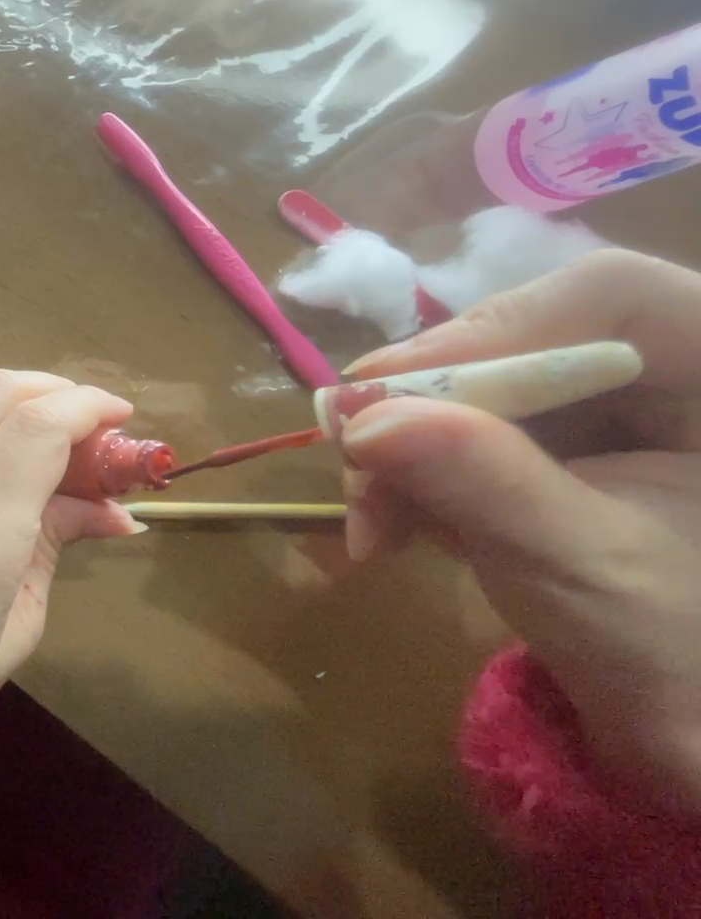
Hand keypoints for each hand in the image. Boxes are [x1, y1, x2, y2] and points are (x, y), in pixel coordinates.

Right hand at [341, 249, 700, 810]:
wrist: (687, 726)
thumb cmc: (679, 658)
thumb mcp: (577, 565)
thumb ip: (479, 482)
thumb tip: (359, 417)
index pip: (611, 296)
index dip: (490, 329)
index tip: (384, 391)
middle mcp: (675, 378)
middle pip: (519, 341)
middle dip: (421, 407)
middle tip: (354, 462)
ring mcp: (613, 411)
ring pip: (471, 388)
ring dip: (398, 451)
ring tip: (374, 524)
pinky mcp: (560, 442)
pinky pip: (458, 426)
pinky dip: (409, 472)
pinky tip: (398, 523)